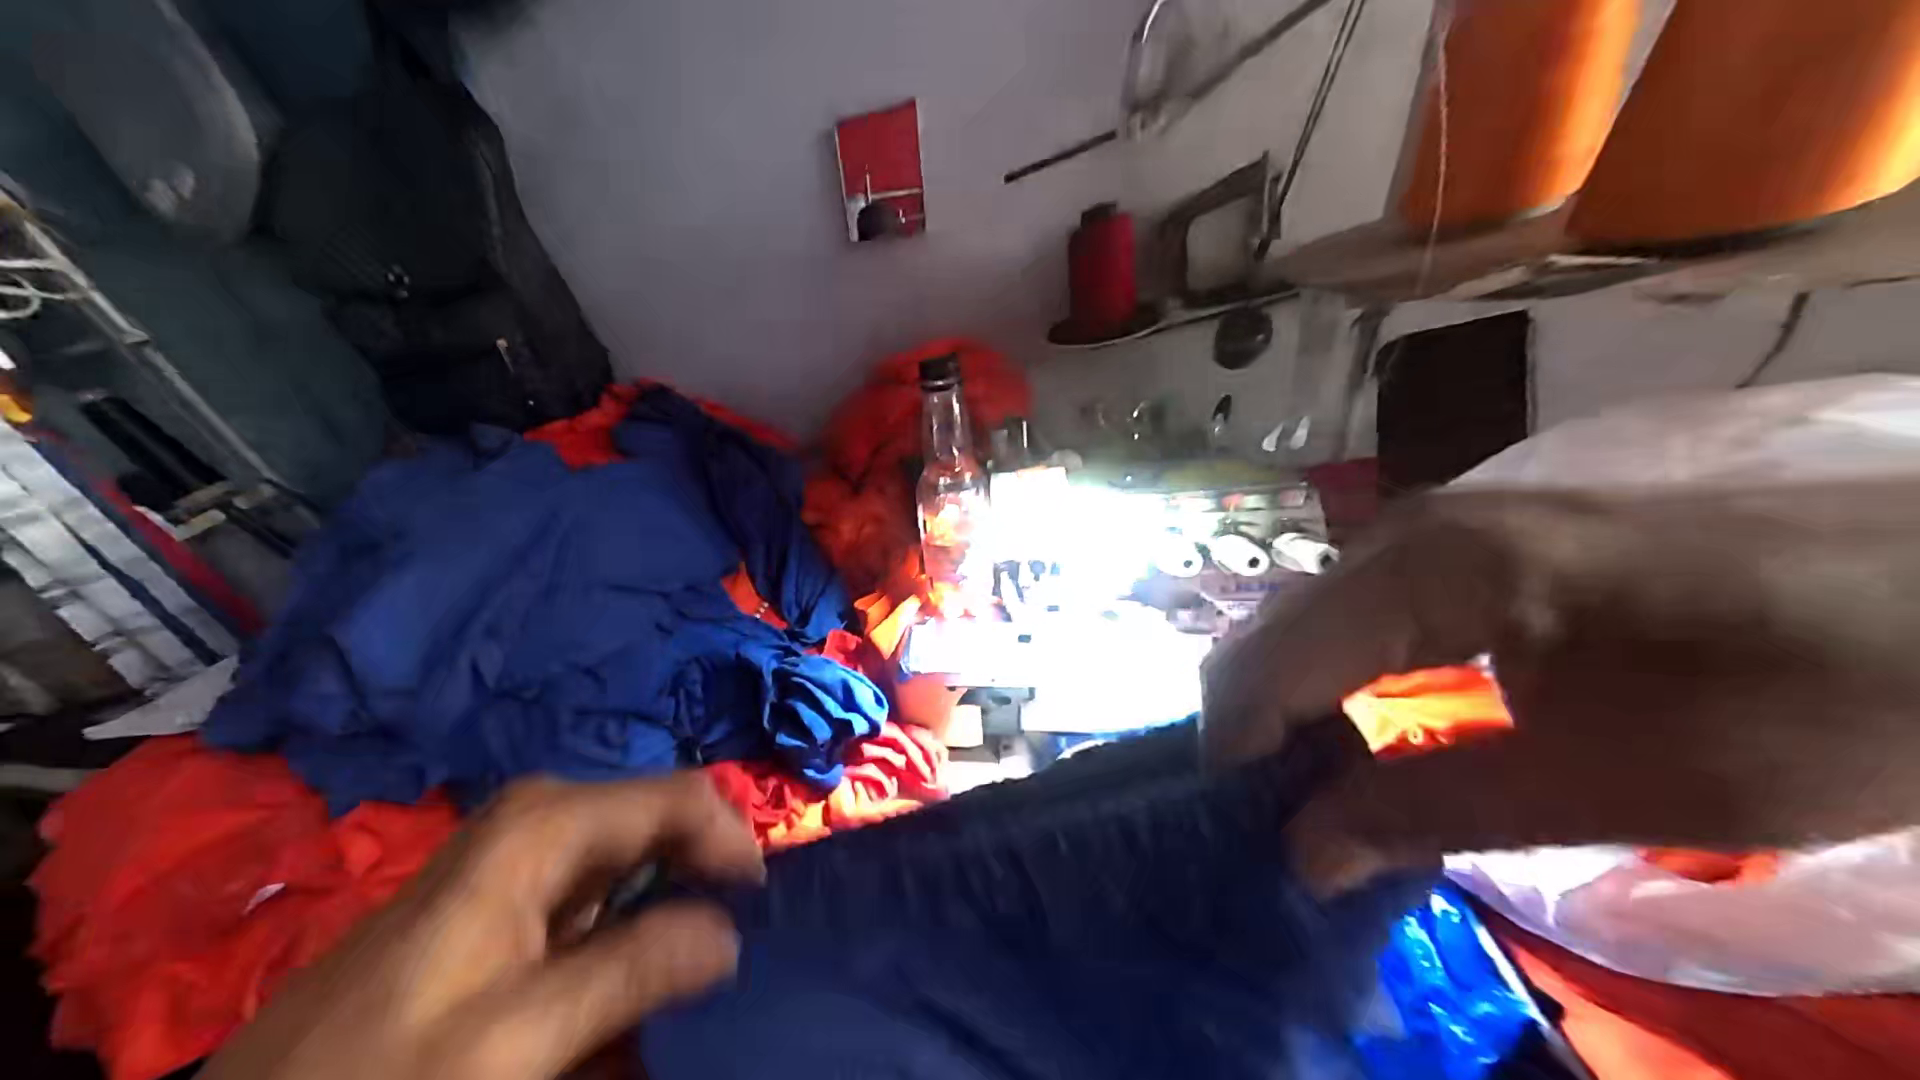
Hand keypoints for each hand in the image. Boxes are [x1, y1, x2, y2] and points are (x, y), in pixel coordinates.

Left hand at [202, 772, 763, 1079]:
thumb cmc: (384, 1073)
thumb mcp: (515, 1038)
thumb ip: (634, 968)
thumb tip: (730, 932)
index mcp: (550, 820)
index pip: (684, 796)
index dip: (732, 841)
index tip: (758, 906)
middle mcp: (543, 813)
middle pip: (663, 814)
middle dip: (706, 863)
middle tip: (732, 932)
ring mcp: (524, 844)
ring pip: (638, 845)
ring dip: (676, 887)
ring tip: (694, 947)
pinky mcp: (512, 881)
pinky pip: (604, 876)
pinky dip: (638, 905)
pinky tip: (636, 953)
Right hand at [1203, 482, 1919, 891]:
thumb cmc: (1809, 687)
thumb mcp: (1619, 782)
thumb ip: (1432, 809)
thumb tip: (1301, 855)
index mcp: (1425, 570)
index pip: (1266, 665)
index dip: (1233, 752)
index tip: (1236, 836)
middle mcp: (1398, 530)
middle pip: (1270, 636)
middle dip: (1253, 731)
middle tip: (1271, 822)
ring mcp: (1426, 525)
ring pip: (1306, 623)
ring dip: (1291, 707)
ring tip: (1309, 786)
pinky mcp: (1458, 538)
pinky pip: (1354, 612)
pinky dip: (1336, 678)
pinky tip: (1365, 727)